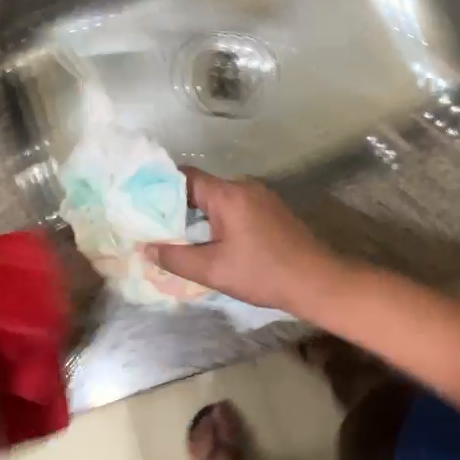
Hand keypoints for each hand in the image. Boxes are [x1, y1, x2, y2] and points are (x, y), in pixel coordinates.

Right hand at [144, 168, 349, 314]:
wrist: (318, 282)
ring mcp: (261, 197)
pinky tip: (210, 241)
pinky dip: (218, 218)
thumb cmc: (263, 273)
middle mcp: (244, 187)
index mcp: (228, 194)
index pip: (184, 176)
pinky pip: (234, 206)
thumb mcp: (213, 270)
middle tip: (154, 224)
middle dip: (176, 204)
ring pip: (218, 198)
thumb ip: (175, 257)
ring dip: (198, 214)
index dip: (159, 186)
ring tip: (177, 235)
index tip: (140, 201)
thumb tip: (146, 248)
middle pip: (200, 187)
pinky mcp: (271, 210)